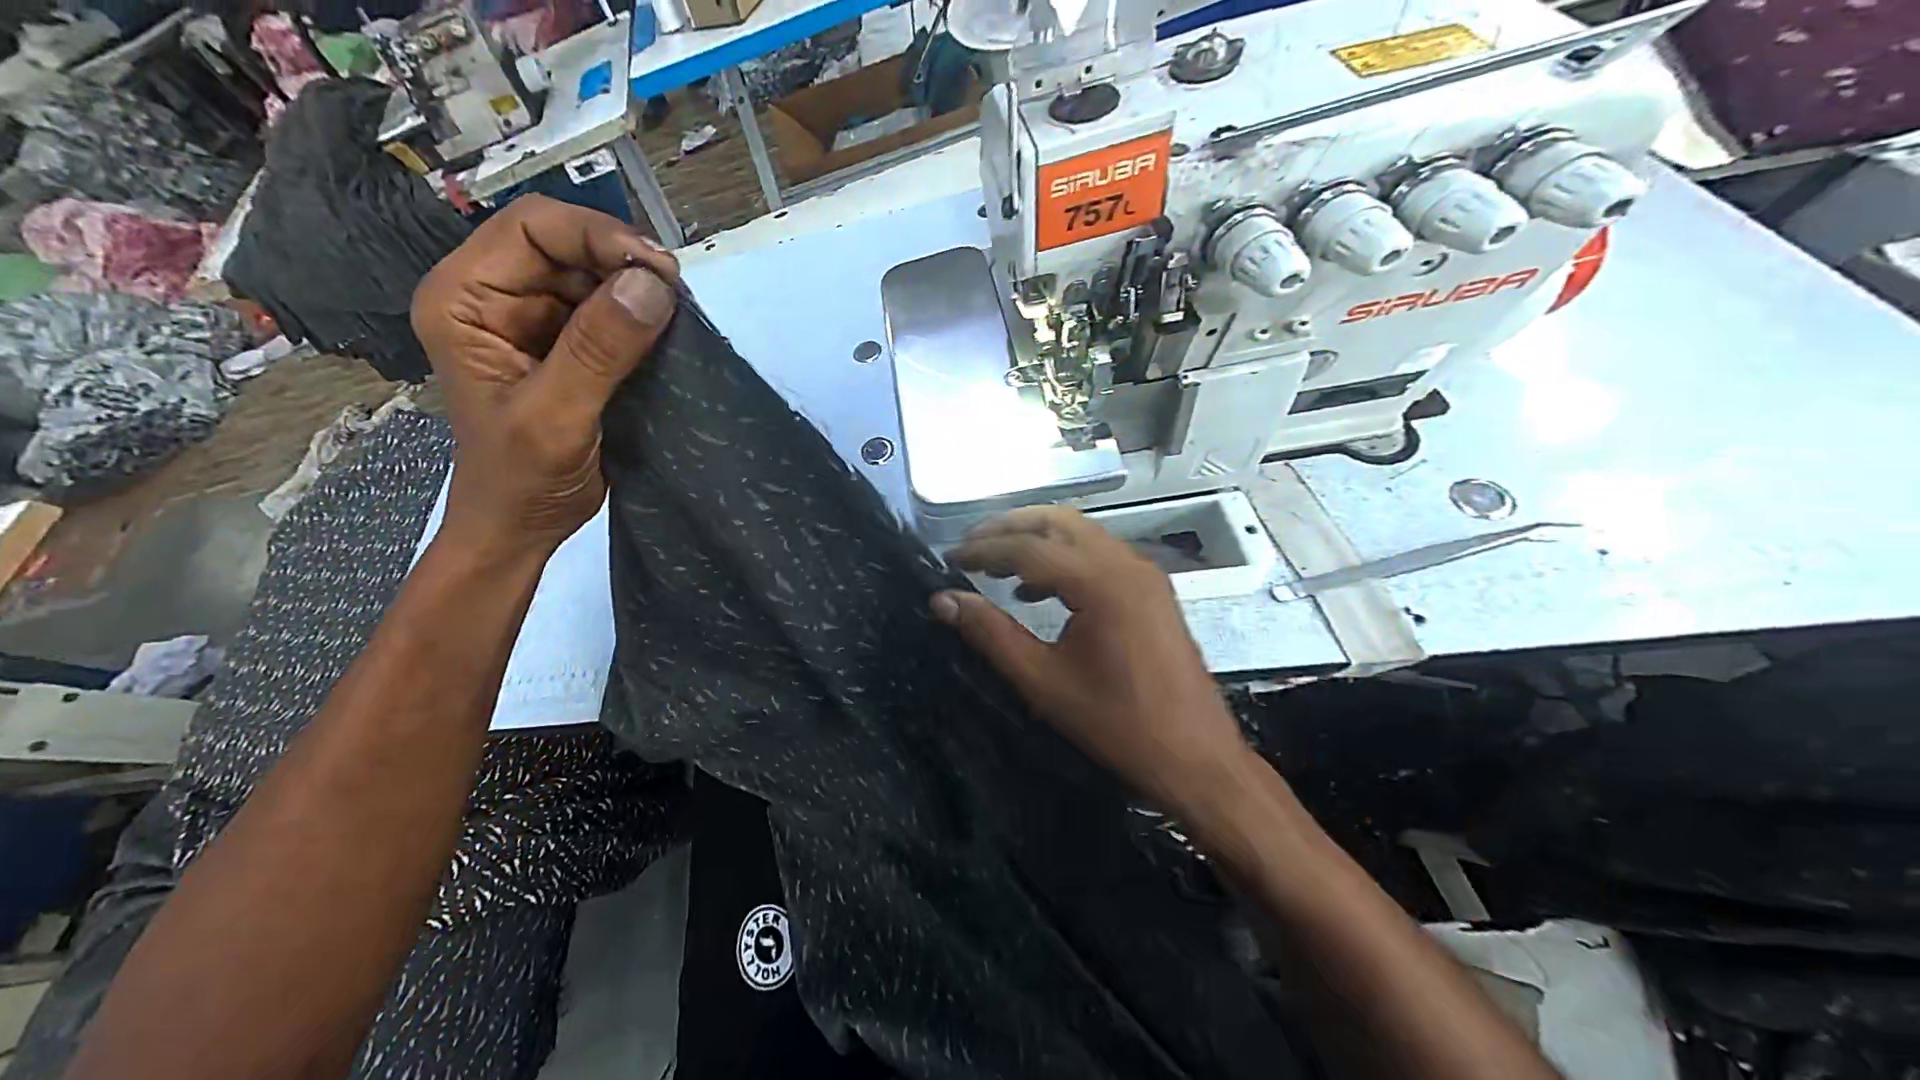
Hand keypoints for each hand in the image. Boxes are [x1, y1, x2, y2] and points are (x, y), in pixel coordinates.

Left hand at [411, 196, 678, 558]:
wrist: (522, 525)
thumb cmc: (521, 478)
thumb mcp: (555, 416)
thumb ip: (597, 350)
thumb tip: (652, 284)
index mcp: (465, 299)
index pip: (531, 229)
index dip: (596, 235)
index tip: (658, 270)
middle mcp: (495, 296)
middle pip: (565, 243)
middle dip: (623, 260)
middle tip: (677, 294)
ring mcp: (533, 318)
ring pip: (592, 273)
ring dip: (637, 287)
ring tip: (678, 314)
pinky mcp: (567, 342)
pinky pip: (609, 309)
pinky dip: (641, 314)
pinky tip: (667, 330)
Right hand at [931, 506, 1251, 809]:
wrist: (1195, 757)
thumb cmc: (1117, 725)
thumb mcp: (1043, 681)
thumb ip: (991, 634)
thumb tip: (944, 601)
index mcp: (1102, 583)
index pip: (1029, 547)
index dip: (984, 549)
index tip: (950, 557)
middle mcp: (1127, 564)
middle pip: (1058, 522)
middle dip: (1009, 527)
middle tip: (970, 547)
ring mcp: (1145, 575)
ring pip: (1082, 534)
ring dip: (1037, 540)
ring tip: (996, 567)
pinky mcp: (1152, 590)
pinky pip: (1100, 555)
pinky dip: (1064, 559)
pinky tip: (1037, 592)